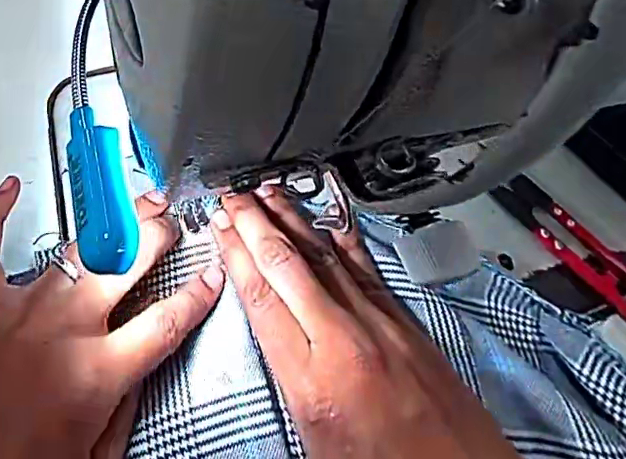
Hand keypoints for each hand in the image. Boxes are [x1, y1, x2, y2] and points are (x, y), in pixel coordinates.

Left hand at [0, 177, 224, 458]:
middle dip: (155, 236)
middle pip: (123, 266)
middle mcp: (63, 329)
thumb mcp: (98, 453)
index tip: (210, 273)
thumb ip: (125, 403)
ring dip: (109, 222)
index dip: (195, 296)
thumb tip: (142, 361)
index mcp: (95, 373)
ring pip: (74, 250)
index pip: (163, 324)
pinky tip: (9, 189)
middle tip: (172, 222)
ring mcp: (23, 308)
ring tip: (132, 204)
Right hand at [211, 188, 519, 458]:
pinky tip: (323, 217)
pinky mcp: (406, 324)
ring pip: (321, 256)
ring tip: (266, 192)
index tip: (219, 227)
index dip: (234, 252)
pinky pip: (364, 268)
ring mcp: (379, 327)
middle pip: (285, 264)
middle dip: (252, 221)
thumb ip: (285, 374)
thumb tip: (262, 320)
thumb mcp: (313, 439)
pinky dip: (340, 237)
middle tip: (231, 195)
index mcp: (312, 381)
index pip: (260, 296)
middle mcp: (343, 344)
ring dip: (289, 218)